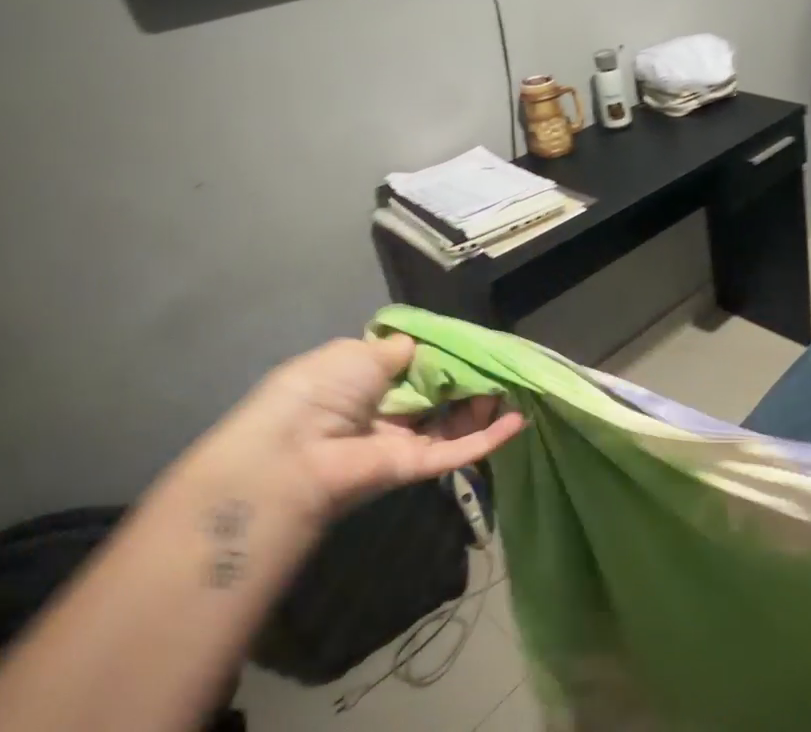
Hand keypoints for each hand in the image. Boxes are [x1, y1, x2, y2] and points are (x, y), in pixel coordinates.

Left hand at [206, 334, 525, 521]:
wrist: (292, 452)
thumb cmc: (319, 391)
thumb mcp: (357, 353)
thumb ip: (396, 349)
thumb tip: (418, 346)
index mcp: (365, 380)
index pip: (416, 365)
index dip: (445, 354)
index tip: (476, 343)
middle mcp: (386, 410)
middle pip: (440, 393)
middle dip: (470, 379)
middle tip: (501, 365)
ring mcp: (403, 441)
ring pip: (454, 422)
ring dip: (484, 405)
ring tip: (513, 388)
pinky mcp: (416, 467)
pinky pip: (457, 450)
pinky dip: (489, 438)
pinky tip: (518, 421)